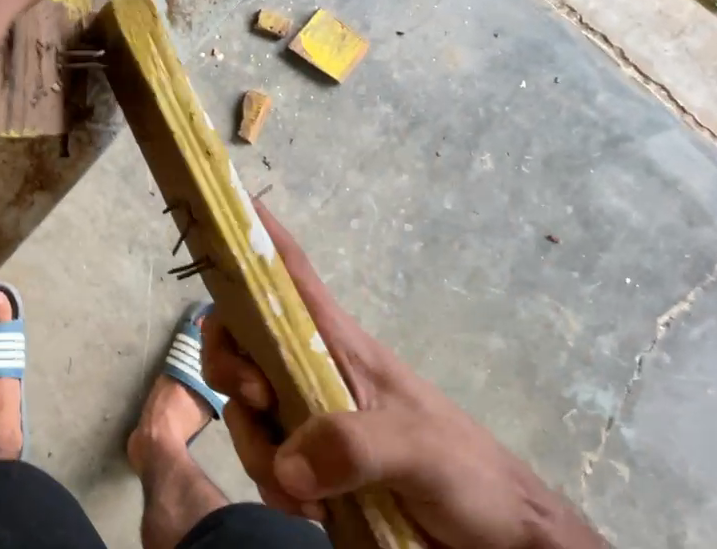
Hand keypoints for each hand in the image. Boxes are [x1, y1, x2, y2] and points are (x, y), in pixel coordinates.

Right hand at [201, 200, 605, 548]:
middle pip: (236, 336)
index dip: (251, 231)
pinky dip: (272, 483)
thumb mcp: (417, 450)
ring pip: (241, 404)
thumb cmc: (469, 473)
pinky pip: (260, 456)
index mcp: (334, 338)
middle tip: (256, 400)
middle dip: (227, 367)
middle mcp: (309, 365)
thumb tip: (286, 461)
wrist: (500, 542)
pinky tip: (308, 509)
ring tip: (300, 494)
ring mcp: (305, 413)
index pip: (286, 268)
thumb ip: (352, 446)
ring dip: (255, 448)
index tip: (216, 203)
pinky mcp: (306, 460)